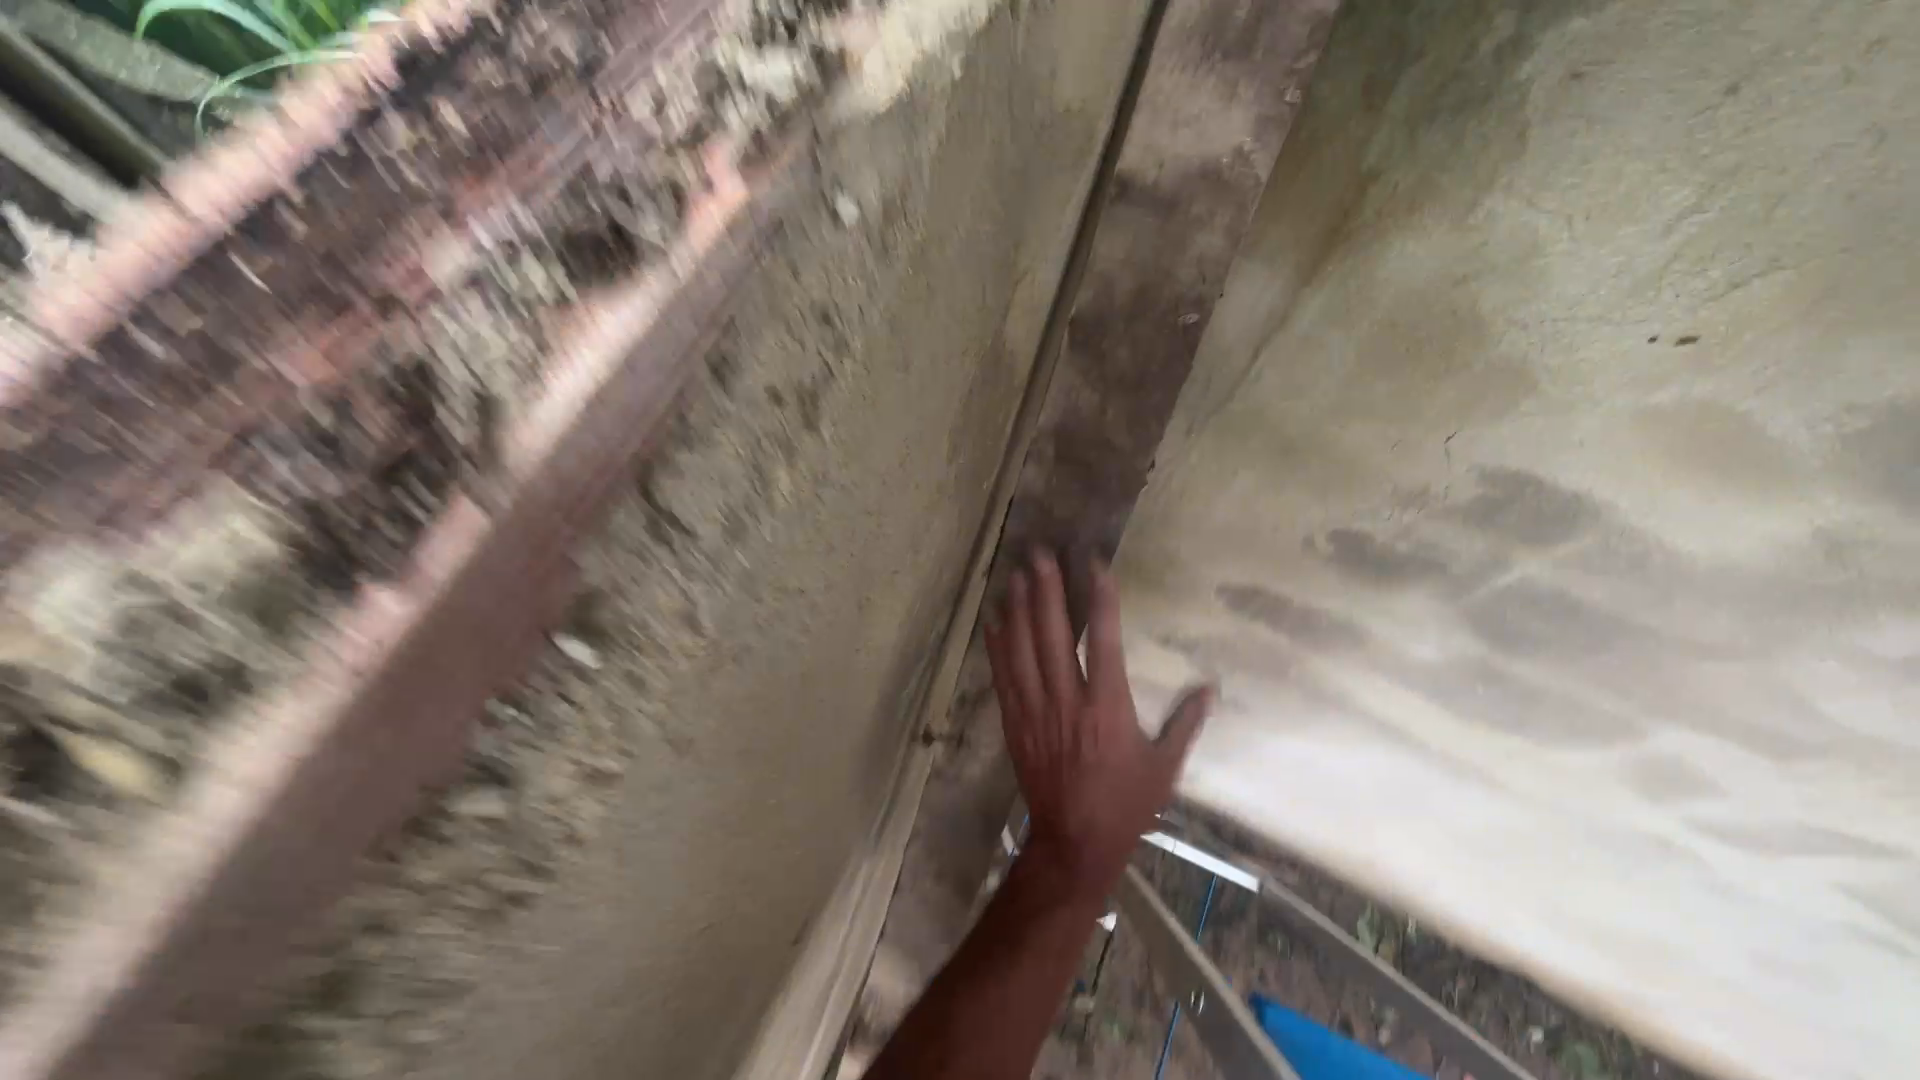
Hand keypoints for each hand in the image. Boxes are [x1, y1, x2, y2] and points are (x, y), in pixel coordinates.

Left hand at [984, 548, 1212, 902]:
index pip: (1105, 640)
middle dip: (1046, 591)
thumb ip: (1186, 723)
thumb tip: (1210, 688)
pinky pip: (1003, 676)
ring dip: (1018, 609)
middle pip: (1054, 635)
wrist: (1074, 842)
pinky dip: (998, 645)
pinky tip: (994, 620)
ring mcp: (1036, 711)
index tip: (1094, 564)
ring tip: (1015, 574)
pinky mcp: (1016, 724)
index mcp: (1108, 708)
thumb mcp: (1165, 767)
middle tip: (1039, 553)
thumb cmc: (1125, 805)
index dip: (1101, 598)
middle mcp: (1068, 701)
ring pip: (1023, 650)